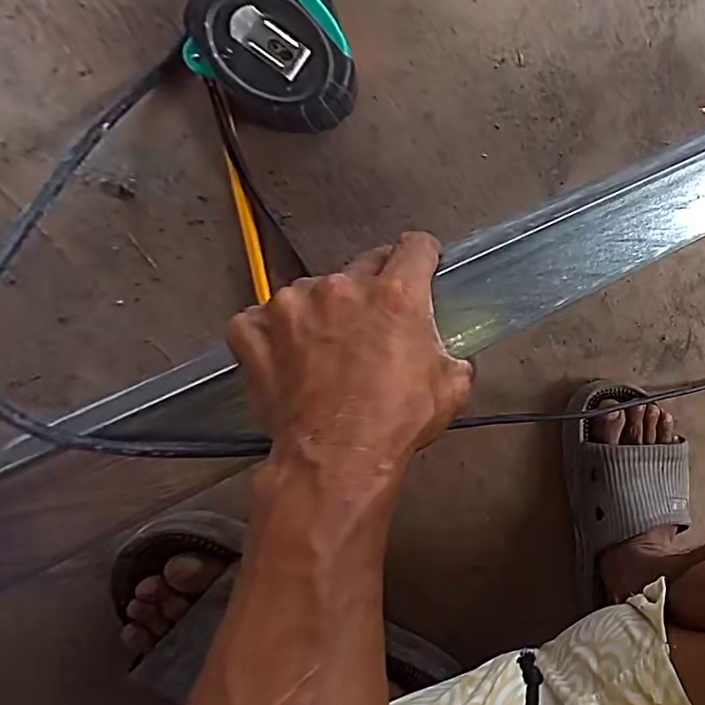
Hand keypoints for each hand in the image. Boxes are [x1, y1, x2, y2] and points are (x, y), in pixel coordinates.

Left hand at [225, 232, 473, 474]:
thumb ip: (452, 356)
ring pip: (314, 292)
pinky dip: (279, 334)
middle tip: (379, 324)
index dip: (423, 255)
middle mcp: (341, 288)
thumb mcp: (453, 388)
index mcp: (396, 296)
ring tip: (332, 352)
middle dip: (376, 288)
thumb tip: (450, 356)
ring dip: (326, 312)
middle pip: (364, 265)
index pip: (414, 247)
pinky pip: (266, 319)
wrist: (337, 457)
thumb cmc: (398, 421)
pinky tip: (294, 361)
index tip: (422, 263)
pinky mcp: (251, 328)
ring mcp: (289, 304)